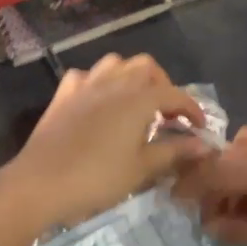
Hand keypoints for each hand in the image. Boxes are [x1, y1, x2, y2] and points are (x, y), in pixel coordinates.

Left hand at [0, 54, 208, 228]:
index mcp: (137, 99)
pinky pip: (86, 76)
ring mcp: (85, 84)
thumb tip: (204, 144)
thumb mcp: (142, 168)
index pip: (174, 94)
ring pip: (115, 64)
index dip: (192, 109)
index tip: (199, 128)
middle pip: (145, 67)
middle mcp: (113, 82)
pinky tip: (99, 103)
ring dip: (131, 77)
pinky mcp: (63, 93)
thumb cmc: (97, 178)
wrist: (41, 181)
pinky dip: (99, 83)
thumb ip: (174, 151)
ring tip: (136, 105)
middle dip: (162, 85)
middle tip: (167, 114)